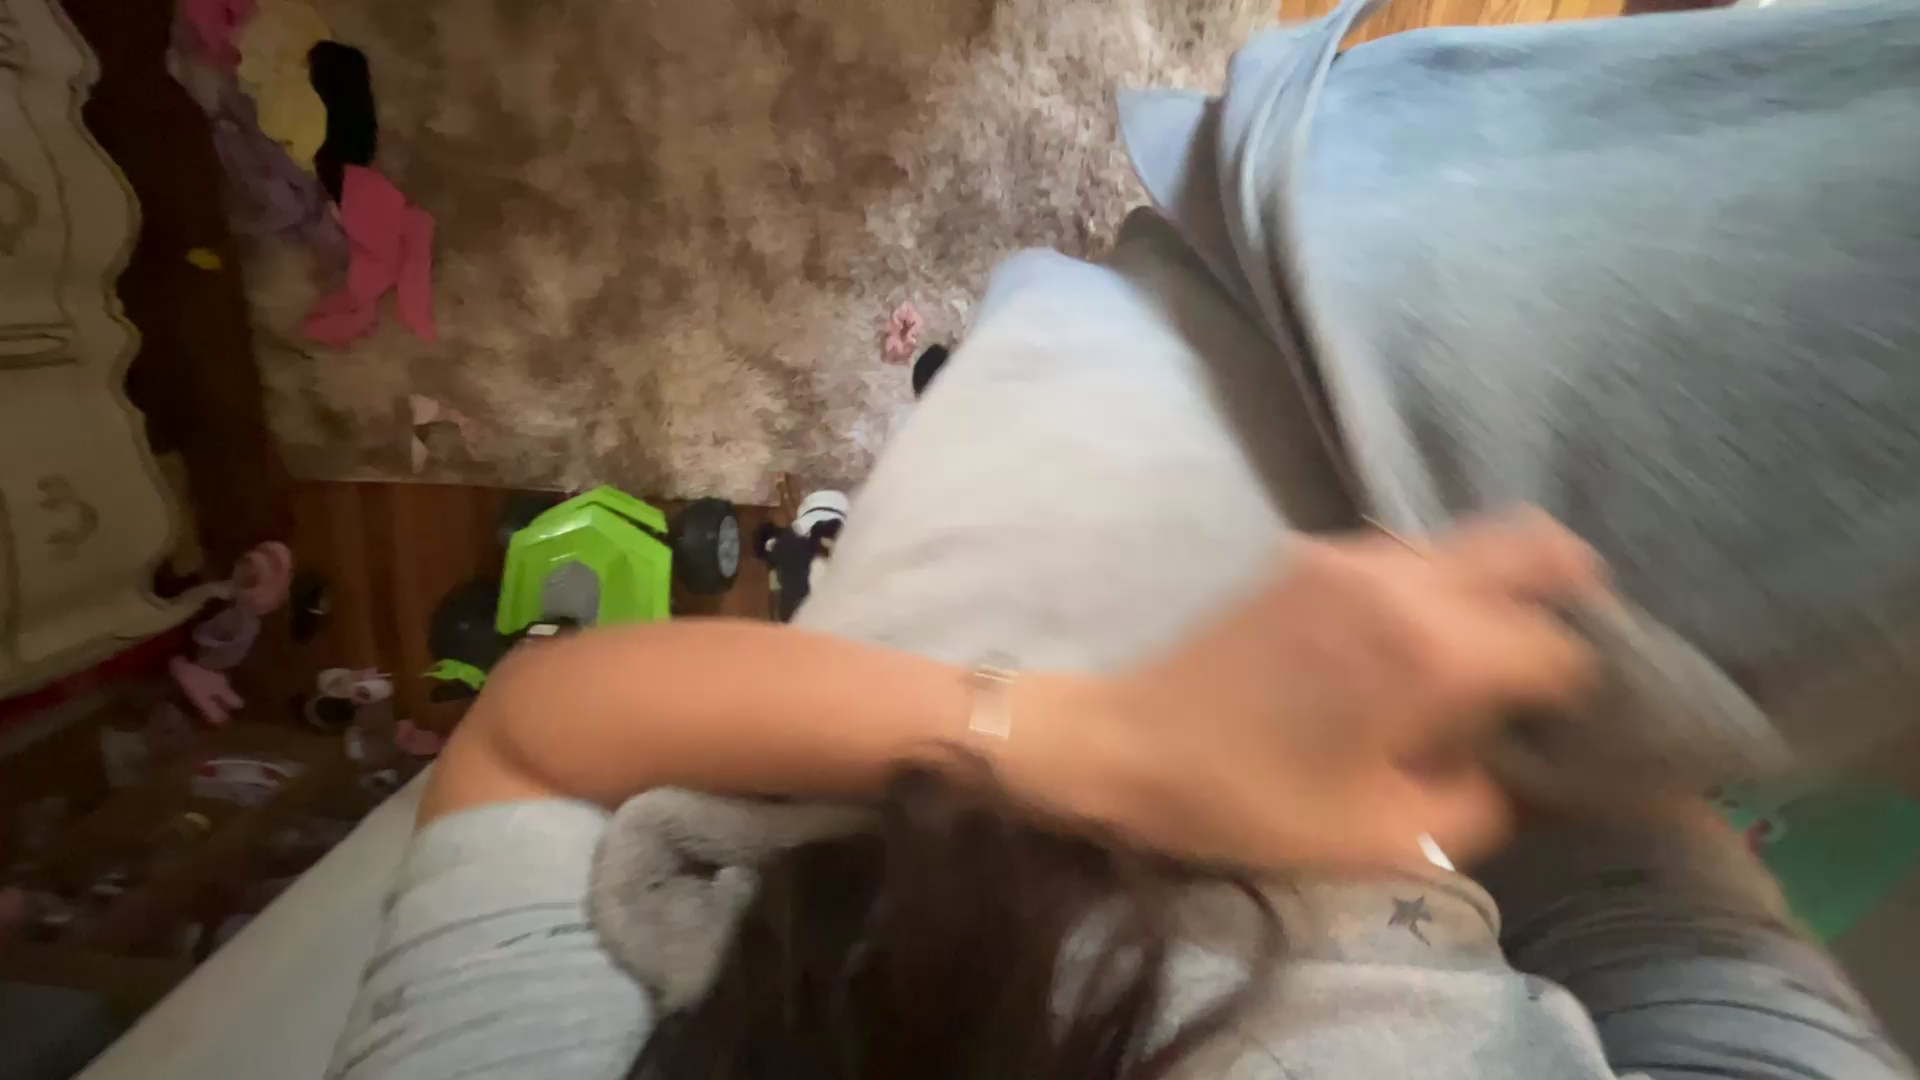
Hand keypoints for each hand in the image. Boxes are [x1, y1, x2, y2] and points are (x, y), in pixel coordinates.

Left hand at [1073, 510, 1602, 870]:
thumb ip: (1479, 797)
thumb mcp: (1384, 833)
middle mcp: (1395, 579)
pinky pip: (1395, 551)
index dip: (1581, 687)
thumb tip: (1508, 761)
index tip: (1564, 722)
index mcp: (1431, 648)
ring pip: (1459, 541)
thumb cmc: (1249, 797)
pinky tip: (1399, 634)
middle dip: (1566, 597)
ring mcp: (1338, 555)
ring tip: (1474, 650)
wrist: (1129, 740)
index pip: (1561, 645)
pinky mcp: (1295, 557)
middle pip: (1532, 547)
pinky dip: (1426, 579)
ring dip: (1490, 583)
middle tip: (1547, 662)